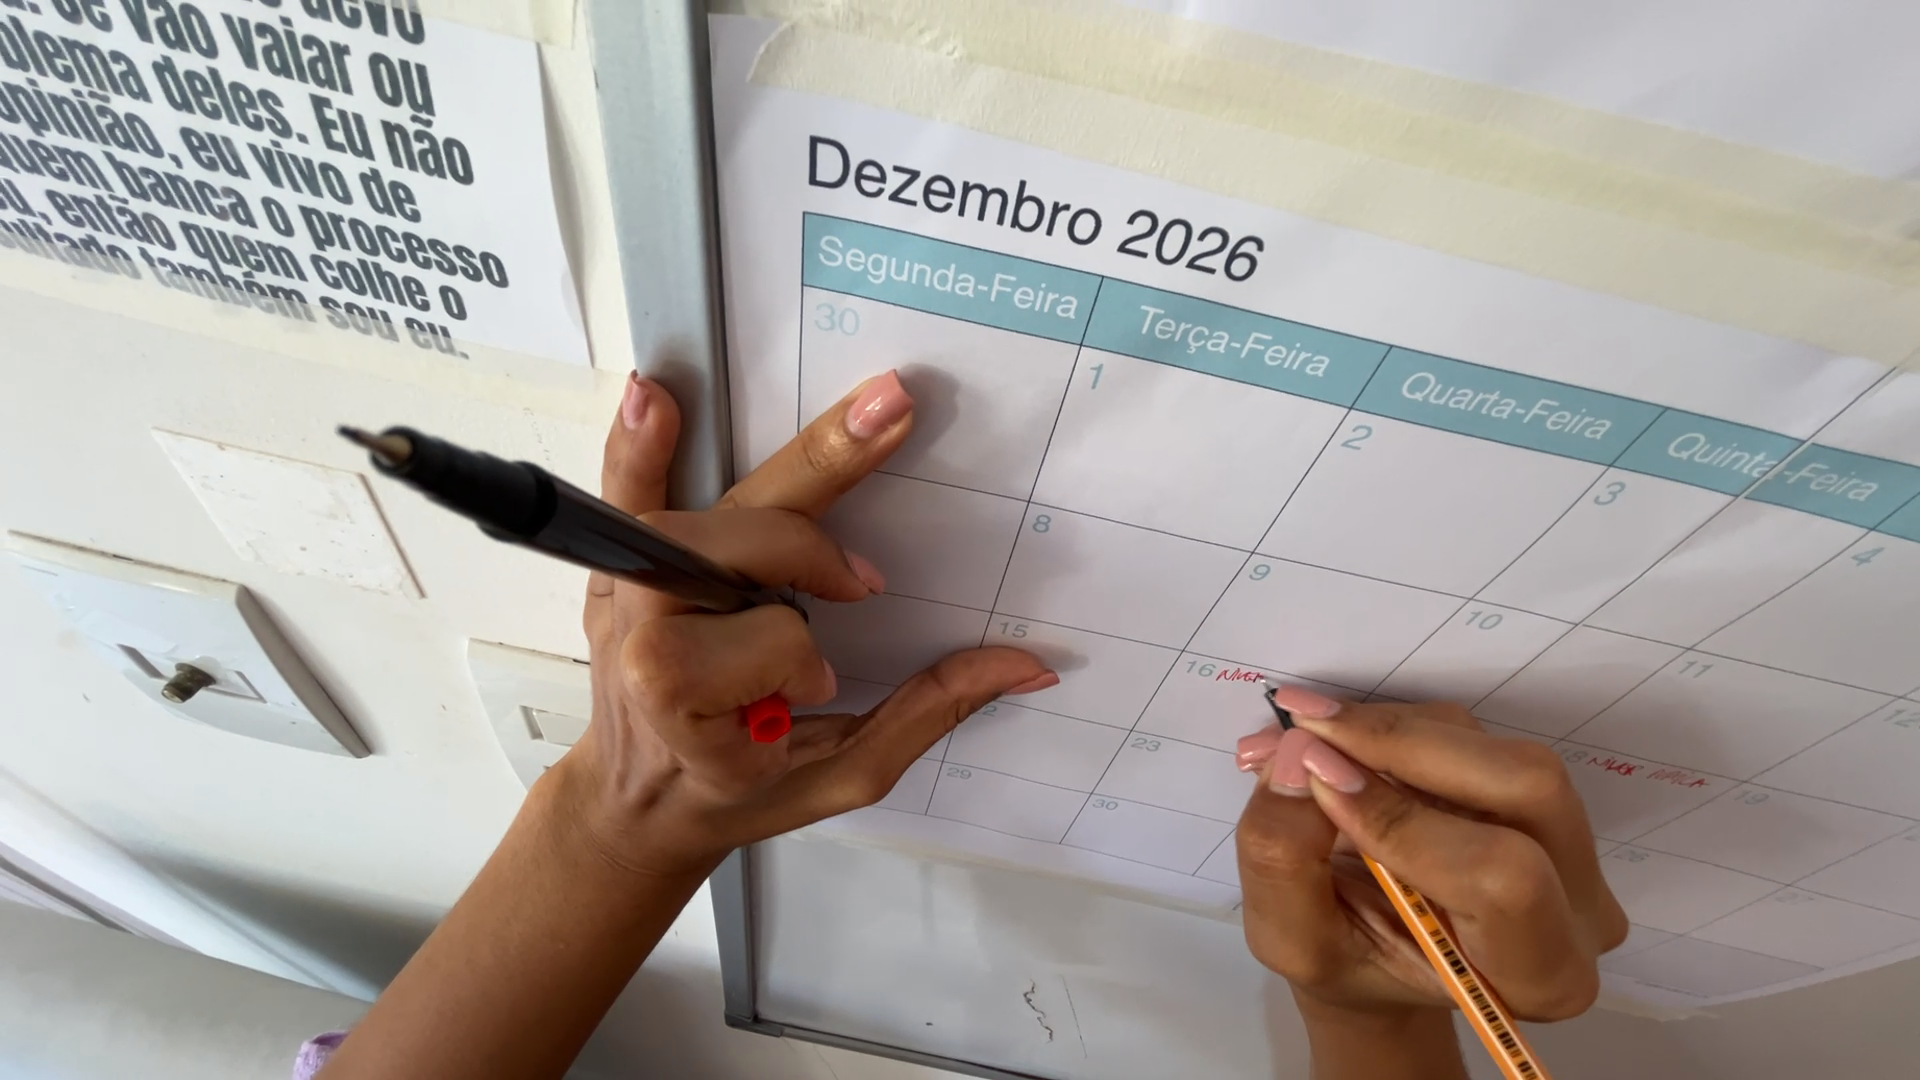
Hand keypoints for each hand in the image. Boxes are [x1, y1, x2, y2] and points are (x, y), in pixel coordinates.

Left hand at [563, 371, 1054, 875]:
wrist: (637, 803)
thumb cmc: (738, 794)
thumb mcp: (843, 776)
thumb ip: (929, 713)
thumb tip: (1026, 664)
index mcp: (691, 715)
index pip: (768, 643)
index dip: (799, 654)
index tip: (819, 676)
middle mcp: (641, 645)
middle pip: (737, 550)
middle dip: (807, 547)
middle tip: (889, 451)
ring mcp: (620, 600)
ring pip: (705, 519)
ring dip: (778, 525)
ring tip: (836, 507)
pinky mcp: (615, 572)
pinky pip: (621, 495)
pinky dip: (640, 448)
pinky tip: (658, 398)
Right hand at [1235, 685, 1627, 1022]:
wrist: (1368, 943)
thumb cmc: (1340, 961)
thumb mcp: (1289, 937)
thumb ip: (1282, 857)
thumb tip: (1298, 756)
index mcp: (1532, 969)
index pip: (1500, 877)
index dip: (1400, 819)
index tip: (1311, 777)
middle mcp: (1572, 899)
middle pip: (1522, 782)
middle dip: (1395, 741)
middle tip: (1300, 726)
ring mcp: (1557, 833)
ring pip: (1477, 741)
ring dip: (1372, 727)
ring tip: (1292, 740)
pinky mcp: (1513, 783)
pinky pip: (1450, 726)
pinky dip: (1371, 721)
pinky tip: (1319, 741)